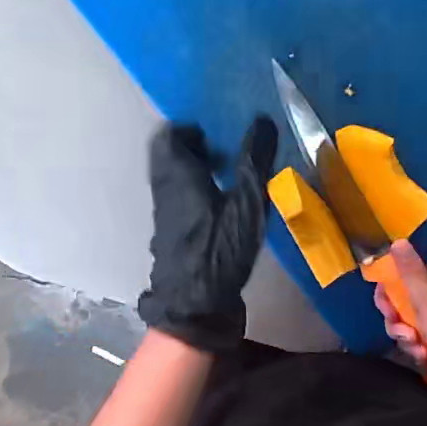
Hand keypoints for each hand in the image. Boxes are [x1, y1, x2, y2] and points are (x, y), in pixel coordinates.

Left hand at [138, 117, 277, 353]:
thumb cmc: (220, 250)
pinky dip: (193, 194)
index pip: (169, 137)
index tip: (215, 131)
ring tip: (226, 178)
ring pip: (171, 181)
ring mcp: (164, 216)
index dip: (189, 129)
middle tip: (223, 151)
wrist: (194, 305)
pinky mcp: (170, 236)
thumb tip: (262, 120)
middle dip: (191, 150)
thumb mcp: (247, 203)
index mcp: (178, 176)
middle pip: (168, 159)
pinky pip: (177, 201)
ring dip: (193, 173)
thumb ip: (255, 162)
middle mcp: (164, 192)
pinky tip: (220, 209)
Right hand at [373, 239, 426, 371]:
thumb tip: (397, 240)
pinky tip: (425, 355)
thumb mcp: (426, 298)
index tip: (388, 313)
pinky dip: (417, 346)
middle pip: (398, 304)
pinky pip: (417, 334)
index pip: (394, 279)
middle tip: (407, 336)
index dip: (385, 297)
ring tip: (418, 349)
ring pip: (405, 322)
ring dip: (407, 339)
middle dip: (397, 324)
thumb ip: (409, 270)